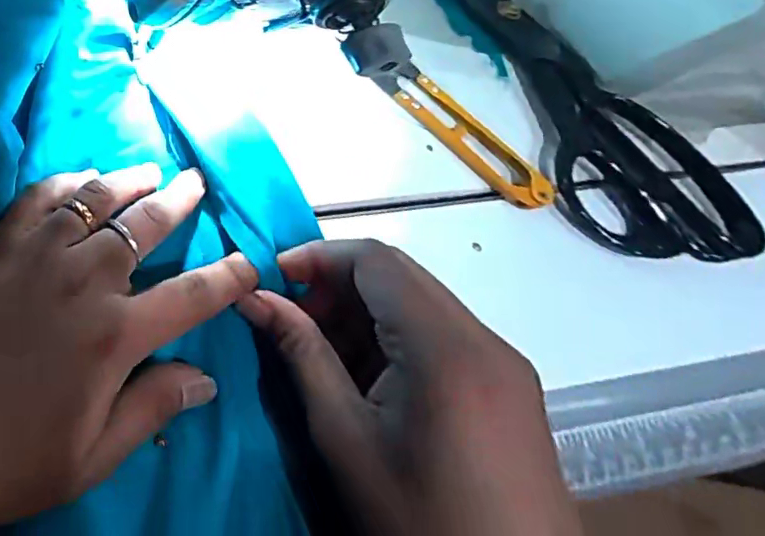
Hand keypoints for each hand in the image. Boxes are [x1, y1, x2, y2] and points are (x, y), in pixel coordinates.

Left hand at [0, 163, 258, 534]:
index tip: (250, 260)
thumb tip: (206, 377)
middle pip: (145, 227)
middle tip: (195, 181)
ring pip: (97, 199)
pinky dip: (69, 181)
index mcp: (115, 337)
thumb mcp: (86, 459)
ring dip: (128, 179)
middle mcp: (85, 281)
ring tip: (149, 168)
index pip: (192, 297)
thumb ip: (150, 409)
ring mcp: (39, 253)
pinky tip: (82, 176)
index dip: (229, 276)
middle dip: (178, 201)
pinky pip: (41, 196)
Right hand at [236, 239, 579, 535]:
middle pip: (396, 273)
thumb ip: (301, 352)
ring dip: (362, 309)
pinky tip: (367, 377)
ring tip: (322, 352)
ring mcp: (502, 362)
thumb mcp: (346, 437)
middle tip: (293, 317)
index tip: (273, 279)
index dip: (317, 256)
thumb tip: (255, 298)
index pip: (373, 259)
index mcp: (446, 346)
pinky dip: (393, 335)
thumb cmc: (422, 524)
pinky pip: (439, 331)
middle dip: (335, 283)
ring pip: (416, 299)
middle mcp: (483, 339)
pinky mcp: (509, 387)